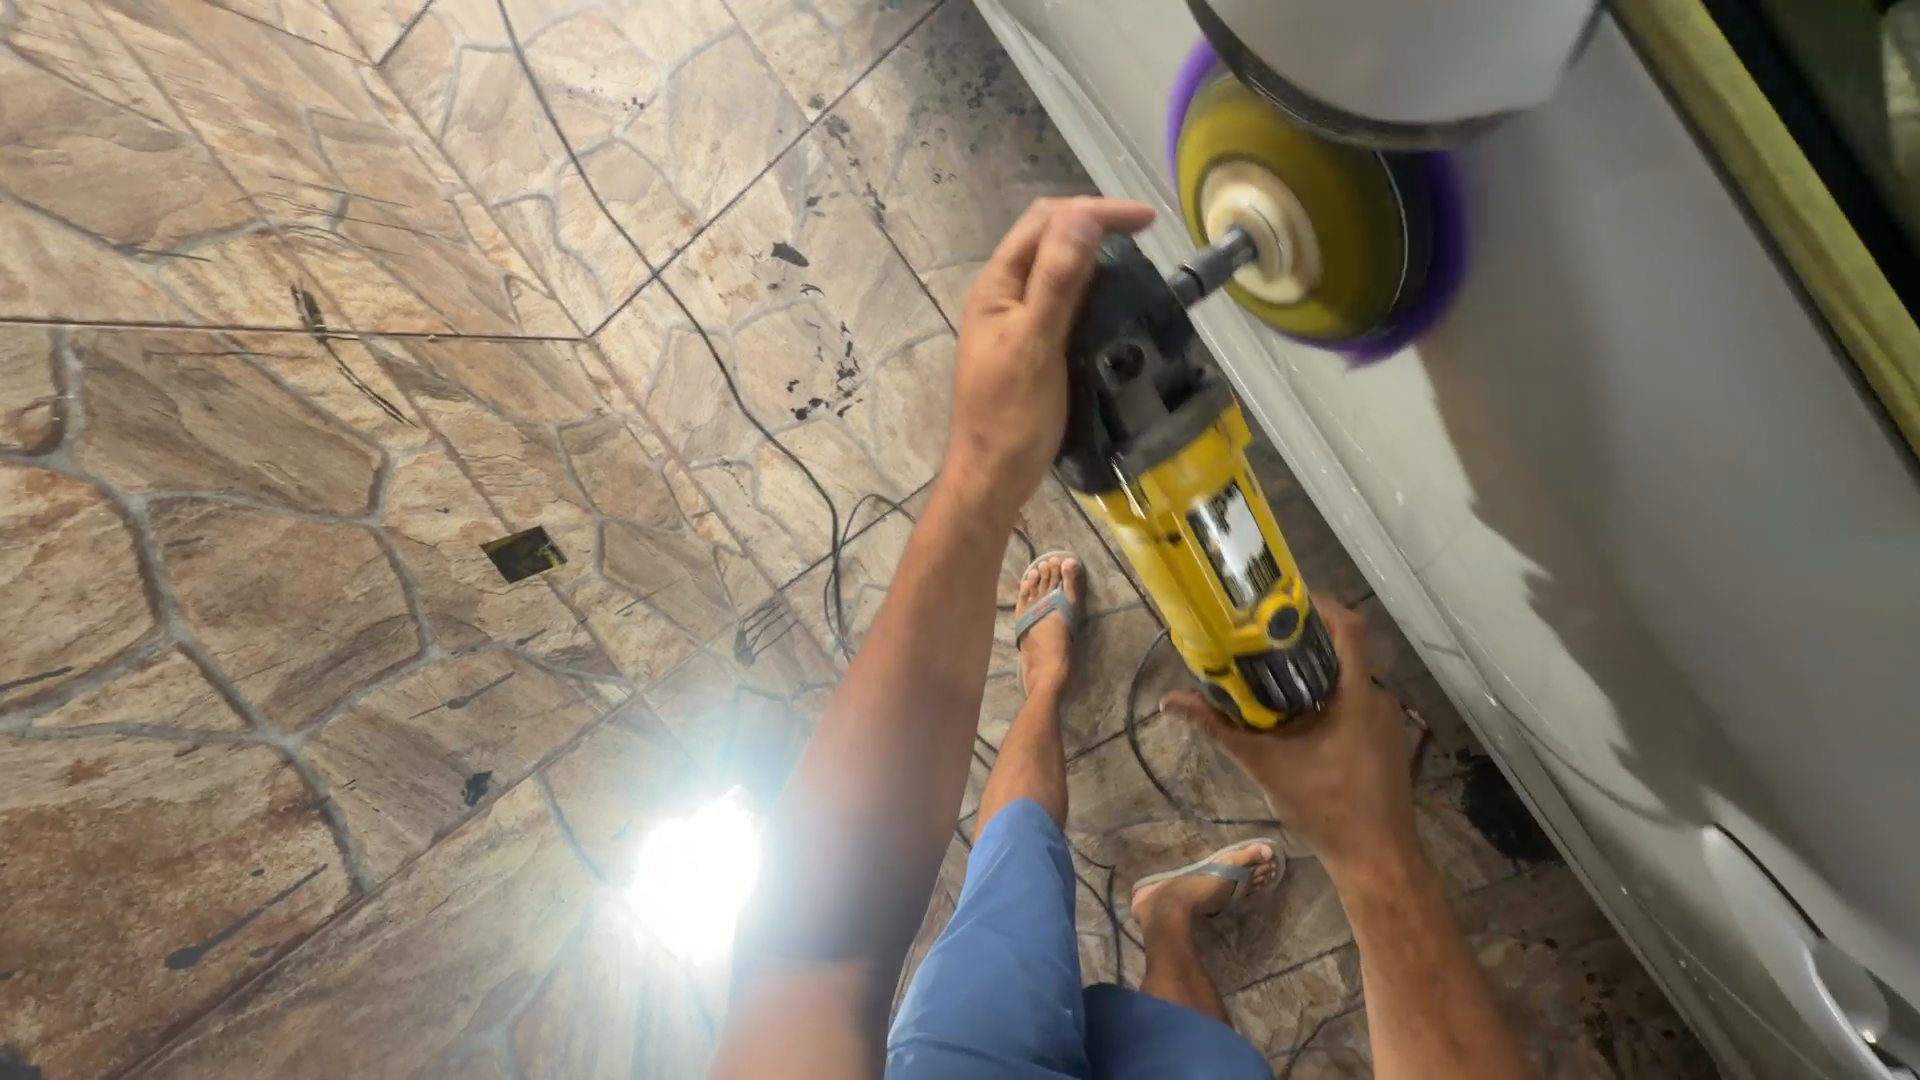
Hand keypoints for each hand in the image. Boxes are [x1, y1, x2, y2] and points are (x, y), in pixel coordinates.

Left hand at [942, 197, 1155, 517]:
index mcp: (995, 287)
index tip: (1148, 222)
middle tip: (1143, 238)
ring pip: (1054, 271)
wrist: (993, 477)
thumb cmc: (1011, 418)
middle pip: (1047, 239)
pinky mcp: (1028, 347)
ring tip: (1134, 264)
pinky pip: (1059, 302)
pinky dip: (1088, 291)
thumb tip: (1083, 218)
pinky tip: (1110, 303)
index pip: (1045, 222)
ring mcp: (1013, 322)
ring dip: (1092, 257)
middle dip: (1093, 226)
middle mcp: (1001, 296)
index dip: (1094, 212)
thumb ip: (1057, 282)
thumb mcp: (1035, 345)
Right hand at [1162, 598, 1421, 884]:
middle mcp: (1377, 699)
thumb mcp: (1262, 762)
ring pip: (1348, 678)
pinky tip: (1294, 715)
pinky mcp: (1384, 742)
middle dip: (1304, 639)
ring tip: (1269, 672)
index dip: (1320, 605)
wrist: (1377, 860)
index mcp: (1355, 694)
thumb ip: (1218, 727)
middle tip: (1261, 636)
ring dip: (1313, 670)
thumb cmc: (1325, 804)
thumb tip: (1170, 701)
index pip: (1349, 628)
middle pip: (1344, 649)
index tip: (1282, 602)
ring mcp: (1385, 722)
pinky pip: (1354, 702)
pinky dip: (1325, 696)